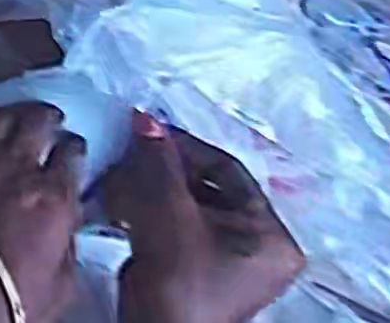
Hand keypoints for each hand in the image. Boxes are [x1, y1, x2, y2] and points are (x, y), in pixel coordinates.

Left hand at [0, 100, 86, 322]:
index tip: (74, 148)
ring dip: (19, 109)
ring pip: (6, 111)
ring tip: (25, 112)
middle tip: (53, 119)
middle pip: (38, 119)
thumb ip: (71, 240)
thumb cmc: (13, 289)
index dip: (75, 147)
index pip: (72, 153)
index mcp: (55, 196)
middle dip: (49, 116)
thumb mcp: (64, 279)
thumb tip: (72, 219)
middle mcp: (22, 165)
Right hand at [101, 112, 304, 322]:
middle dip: (161, 165)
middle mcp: (257, 245)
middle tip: (130, 151)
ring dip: (149, 183)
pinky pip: (176, 220)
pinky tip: (122, 200)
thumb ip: (157, 157)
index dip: (183, 144)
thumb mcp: (167, 204)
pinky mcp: (198, 265)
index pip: (226, 167)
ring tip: (121, 177)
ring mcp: (228, 258)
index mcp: (269, 233)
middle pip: (205, 183)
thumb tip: (146, 118)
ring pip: (186, 200)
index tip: (145, 130)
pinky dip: (148, 205)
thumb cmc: (179, 271)